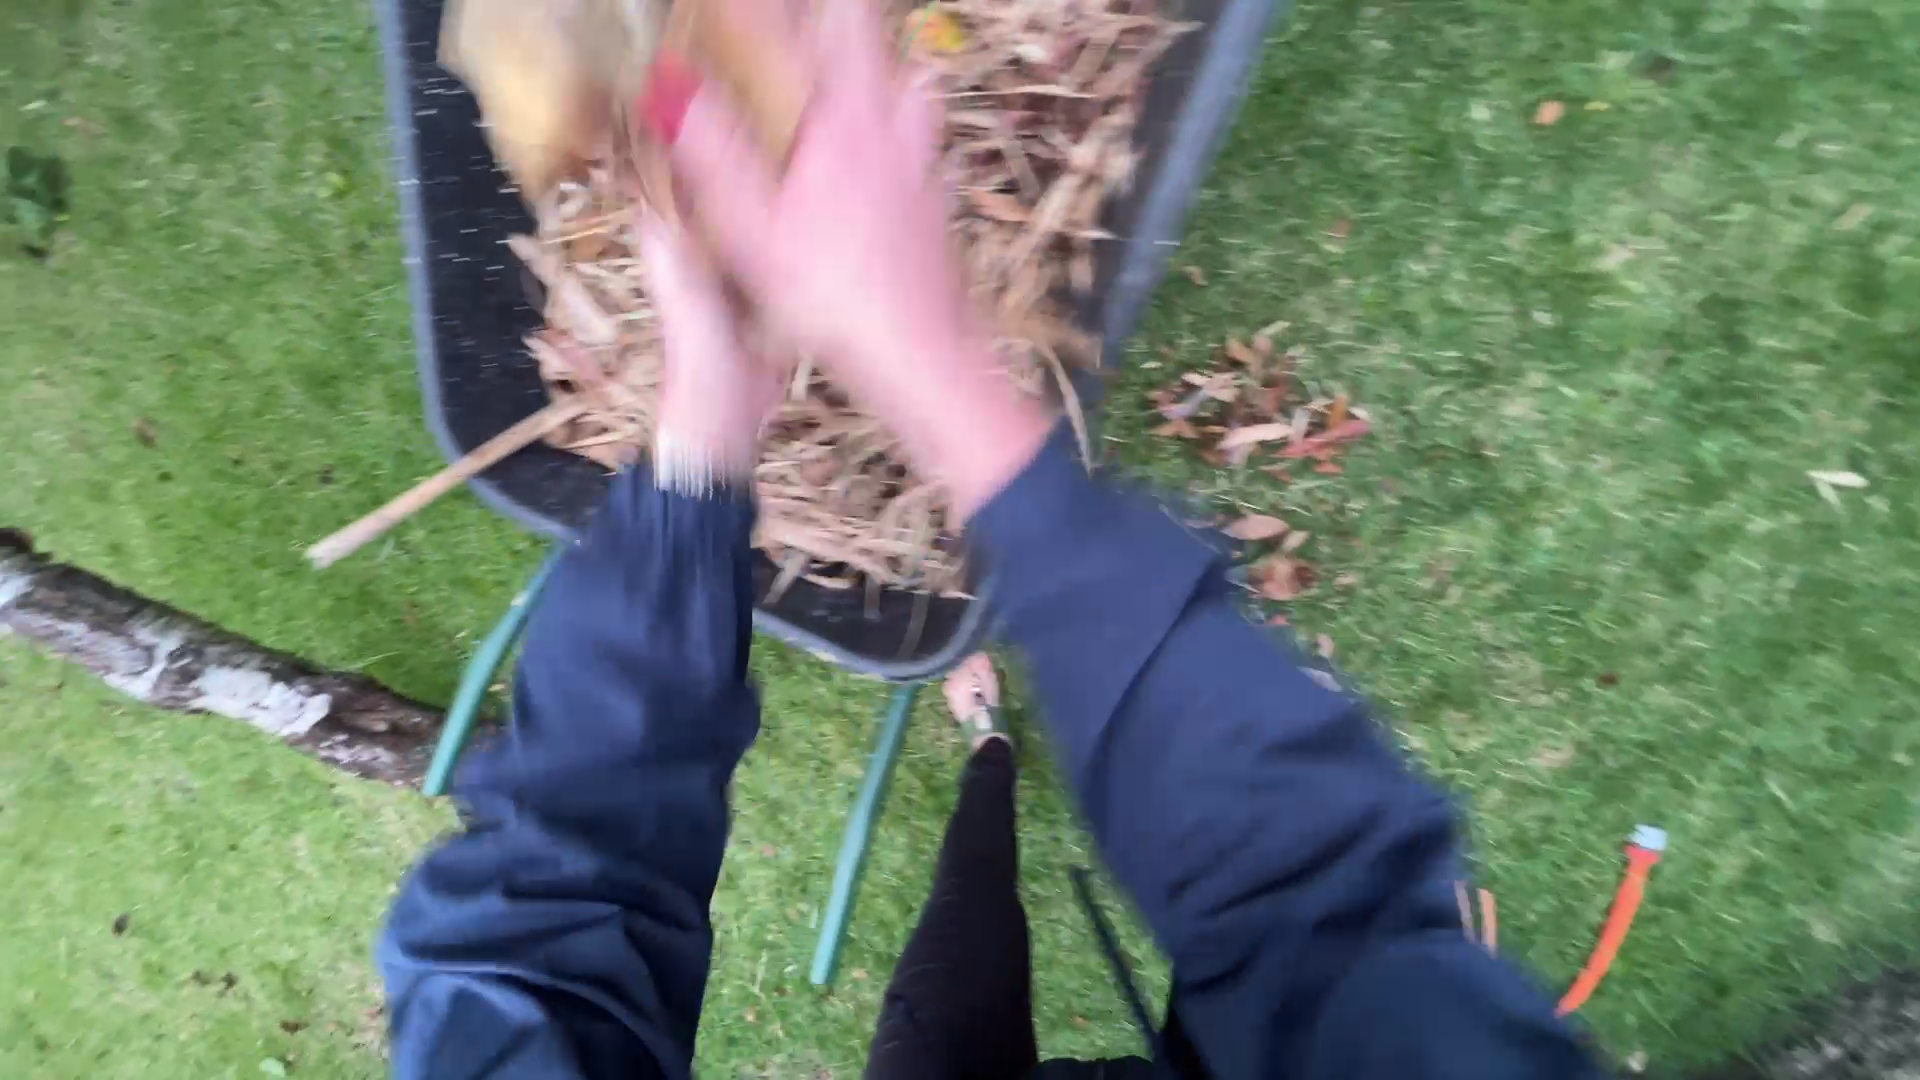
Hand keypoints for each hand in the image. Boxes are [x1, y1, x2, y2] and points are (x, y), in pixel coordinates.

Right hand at [646, 0, 1052, 516]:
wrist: (921, 359)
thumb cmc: (838, 302)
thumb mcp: (754, 232)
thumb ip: (711, 151)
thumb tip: (666, 84)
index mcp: (846, 120)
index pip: (812, 19)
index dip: (770, 8)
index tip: (734, 15)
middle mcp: (895, 128)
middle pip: (867, 33)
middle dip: (828, 25)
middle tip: (788, 38)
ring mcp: (925, 164)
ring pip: (909, 85)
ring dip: (873, 73)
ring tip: (833, 89)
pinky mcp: (937, 202)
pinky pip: (921, 141)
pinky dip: (897, 131)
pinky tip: (877, 163)